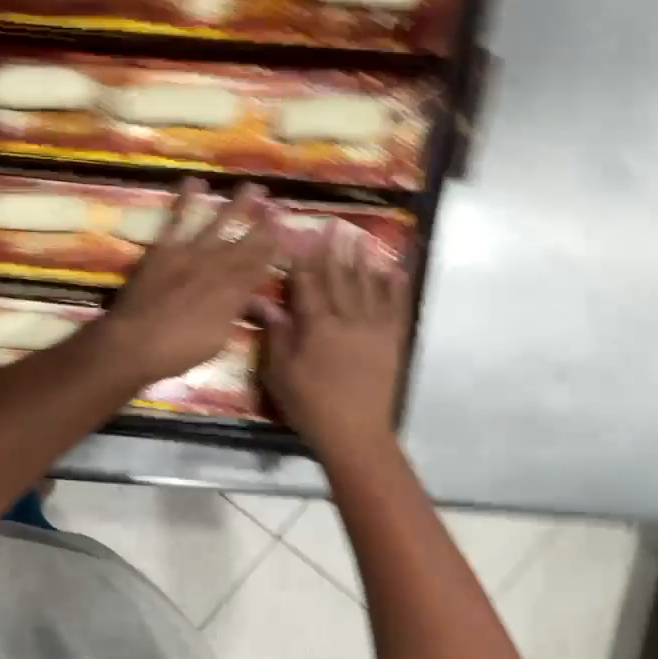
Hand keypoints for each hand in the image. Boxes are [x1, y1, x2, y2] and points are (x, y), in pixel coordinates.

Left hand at [91, 180, 282, 383]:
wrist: (134, 343)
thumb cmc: (177, 351)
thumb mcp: (217, 340)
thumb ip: (233, 315)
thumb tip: (248, 301)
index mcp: (234, 291)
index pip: (262, 265)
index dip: (276, 249)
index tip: (290, 234)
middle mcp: (218, 266)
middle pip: (247, 242)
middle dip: (265, 225)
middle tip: (279, 207)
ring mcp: (190, 254)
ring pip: (220, 223)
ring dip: (237, 205)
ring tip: (253, 187)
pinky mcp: (163, 249)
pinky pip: (176, 219)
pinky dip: (185, 200)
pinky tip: (194, 182)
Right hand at [257, 219, 411, 452]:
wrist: (355, 433)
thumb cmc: (309, 406)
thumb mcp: (281, 373)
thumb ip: (276, 334)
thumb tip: (261, 301)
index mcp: (317, 326)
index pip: (308, 284)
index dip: (305, 258)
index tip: (303, 235)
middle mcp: (348, 319)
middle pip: (340, 278)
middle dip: (336, 251)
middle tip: (336, 226)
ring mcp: (374, 328)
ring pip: (368, 286)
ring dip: (363, 261)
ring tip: (361, 238)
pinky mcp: (392, 341)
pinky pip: (396, 307)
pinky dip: (395, 287)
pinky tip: (394, 270)